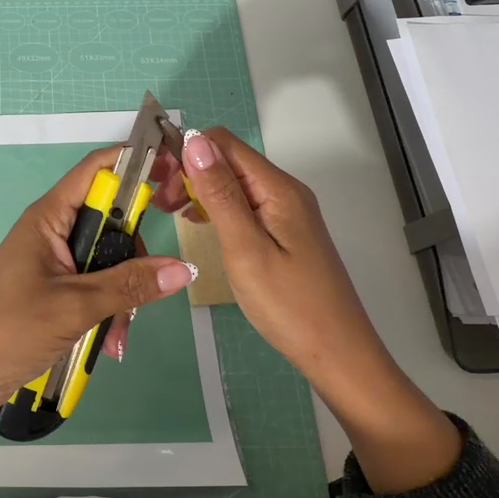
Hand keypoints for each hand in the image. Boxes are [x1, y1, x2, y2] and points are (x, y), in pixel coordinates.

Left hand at [0, 146, 197, 475]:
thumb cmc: (9, 328)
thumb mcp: (76, 306)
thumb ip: (130, 285)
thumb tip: (184, 268)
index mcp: (49, 216)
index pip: (96, 170)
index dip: (135, 164)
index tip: (175, 175)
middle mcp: (51, 231)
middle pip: (109, 222)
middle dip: (133, 256)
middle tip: (150, 285)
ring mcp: (51, 262)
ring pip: (104, 261)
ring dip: (121, 294)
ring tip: (118, 336)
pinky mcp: (51, 292)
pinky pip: (92, 288)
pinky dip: (105, 311)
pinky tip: (108, 344)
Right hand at [159, 128, 460, 493]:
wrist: (339, 356)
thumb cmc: (289, 306)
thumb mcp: (245, 248)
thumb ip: (219, 193)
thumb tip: (194, 140)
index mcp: (277, 188)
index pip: (222, 142)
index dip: (186, 151)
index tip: (159, 181)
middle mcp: (284, 191)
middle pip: (228, 159)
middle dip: (189, 171)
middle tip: (163, 206)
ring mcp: (287, 211)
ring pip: (233, 181)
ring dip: (200, 189)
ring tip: (175, 215)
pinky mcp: (285, 231)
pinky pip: (244, 202)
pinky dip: (217, 207)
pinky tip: (201, 226)